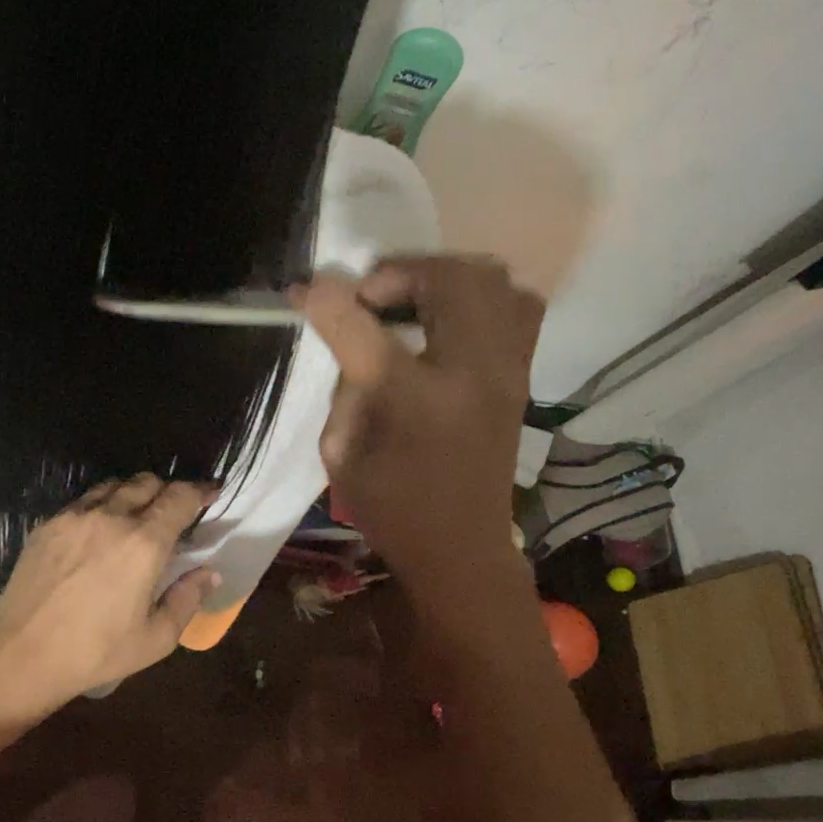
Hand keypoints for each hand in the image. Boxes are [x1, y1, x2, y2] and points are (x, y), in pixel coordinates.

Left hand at [0, 474, 219, 711]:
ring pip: (112, 485)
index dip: (200, 491)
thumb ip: (187, 599)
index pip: (179, 497)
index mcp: (144, 543)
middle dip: (167, 490)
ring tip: (136, 516)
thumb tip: (209, 572)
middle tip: (173, 511)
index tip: (210, 494)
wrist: (24, 653)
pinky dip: (101, 505)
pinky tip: (99, 530)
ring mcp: (74, 517)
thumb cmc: (96, 652)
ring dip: (132, 494)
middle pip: (147, 481)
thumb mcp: (156, 638)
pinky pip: (82, 501)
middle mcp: (110, 517)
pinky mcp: (47, 525)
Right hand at [290, 257, 542, 576]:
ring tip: (408, 303)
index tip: (300, 291)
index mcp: (416, 403)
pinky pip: (516, 304)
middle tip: (367, 300)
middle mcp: (472, 374)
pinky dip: (477, 296)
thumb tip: (354, 335)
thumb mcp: (341, 455)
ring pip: (490, 279)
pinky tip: (445, 322)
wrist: (461, 548)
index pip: (364, 328)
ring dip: (440, 277)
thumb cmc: (391, 509)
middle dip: (396, 273)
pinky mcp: (522, 373)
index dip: (325, 300)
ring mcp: (507, 369)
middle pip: (448, 279)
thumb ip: (345, 387)